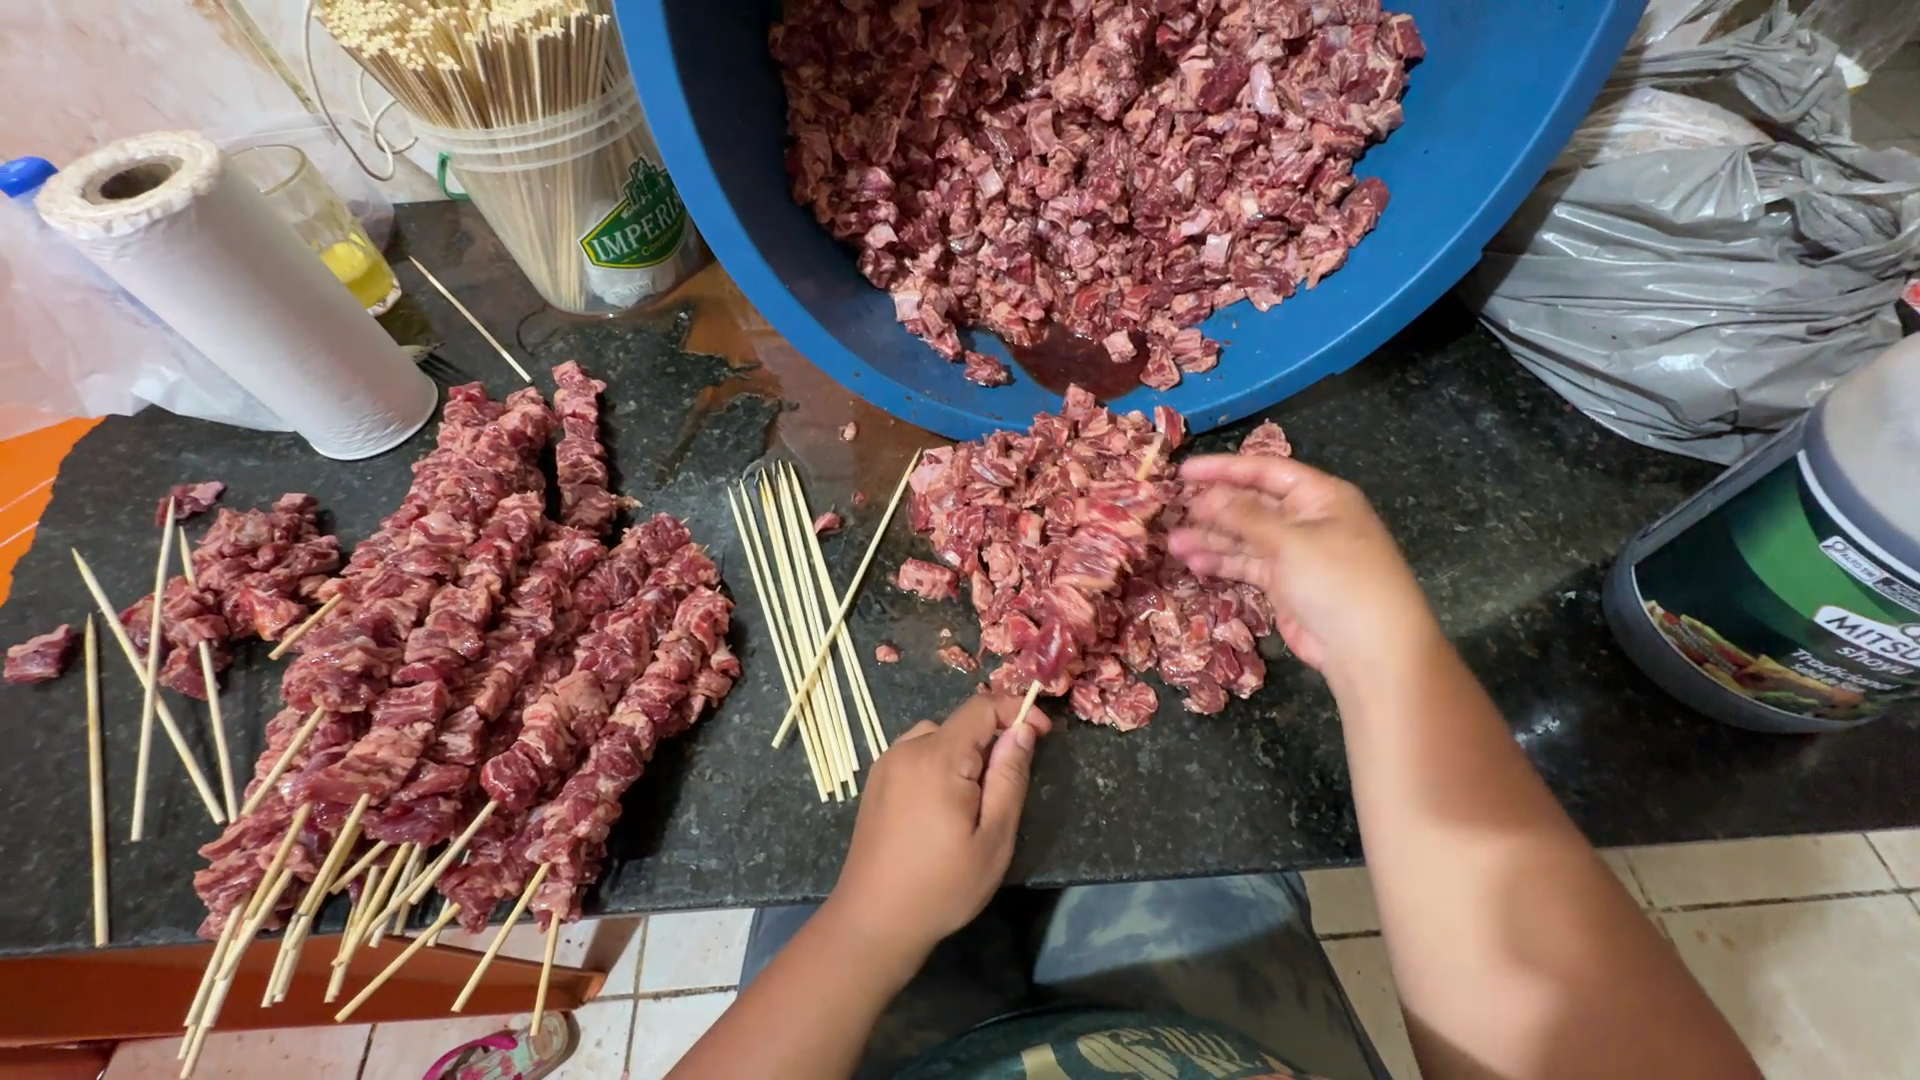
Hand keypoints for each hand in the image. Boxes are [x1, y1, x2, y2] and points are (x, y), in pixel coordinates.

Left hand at [825, 693, 1053, 956]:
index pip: (981, 707)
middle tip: (1006, 790)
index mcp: (937, 758)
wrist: (873, 921)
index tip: (1042, 732)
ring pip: (938, 738)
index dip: (1016, 710)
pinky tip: (941, 808)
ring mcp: (887, 764)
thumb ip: (1010, 777)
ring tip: (972, 805)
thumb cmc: (942, 885)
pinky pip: (917, 754)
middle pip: (960, 724)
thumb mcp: (994, 837)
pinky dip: (939, 764)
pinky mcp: (877, 782)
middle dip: (990, 742)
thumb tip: (1023, 729)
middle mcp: (907, 750)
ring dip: (963, 755)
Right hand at [1168, 454, 1438, 679]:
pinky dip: (1223, 564)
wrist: (1370, 648)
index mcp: (1320, 497)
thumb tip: (1206, 497)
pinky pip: (1247, 565)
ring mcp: (1296, 554)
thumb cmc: (1337, 580)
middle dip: (1213, 510)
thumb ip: (1244, 517)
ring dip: (1211, 540)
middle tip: (1175, 513)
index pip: (1265, 471)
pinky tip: (1195, 564)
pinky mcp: (1285, 584)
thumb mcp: (1290, 541)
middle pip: (1252, 505)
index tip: (1185, 472)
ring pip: (1245, 538)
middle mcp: (1307, 520)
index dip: (1224, 469)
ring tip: (1174, 545)